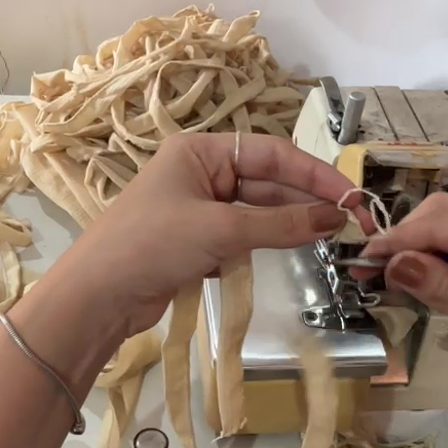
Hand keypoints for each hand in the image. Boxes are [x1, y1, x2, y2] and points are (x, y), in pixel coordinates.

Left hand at [48, 131, 367, 340]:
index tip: (349, 194)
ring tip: (328, 236)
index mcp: (199, 152)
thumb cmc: (152, 244)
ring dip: (286, 224)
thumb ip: (280, 223)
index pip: (270, 153)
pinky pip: (239, 237)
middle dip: (303, 201)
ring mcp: (196, 210)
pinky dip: (262, 244)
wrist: (98, 296)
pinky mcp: (194, 243)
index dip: (313, 173)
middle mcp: (199, 174)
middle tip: (348, 221)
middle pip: (265, 181)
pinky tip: (290, 249)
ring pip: (255, 212)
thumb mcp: (220, 229)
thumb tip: (334, 218)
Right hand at [361, 193, 447, 408]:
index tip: (361, 259)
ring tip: (392, 275)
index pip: (444, 221)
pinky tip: (427, 278)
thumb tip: (394, 263)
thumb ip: (444, 288)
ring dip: (425, 247)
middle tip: (371, 269)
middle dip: (408, 236)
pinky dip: (447, 259)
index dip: (399, 238)